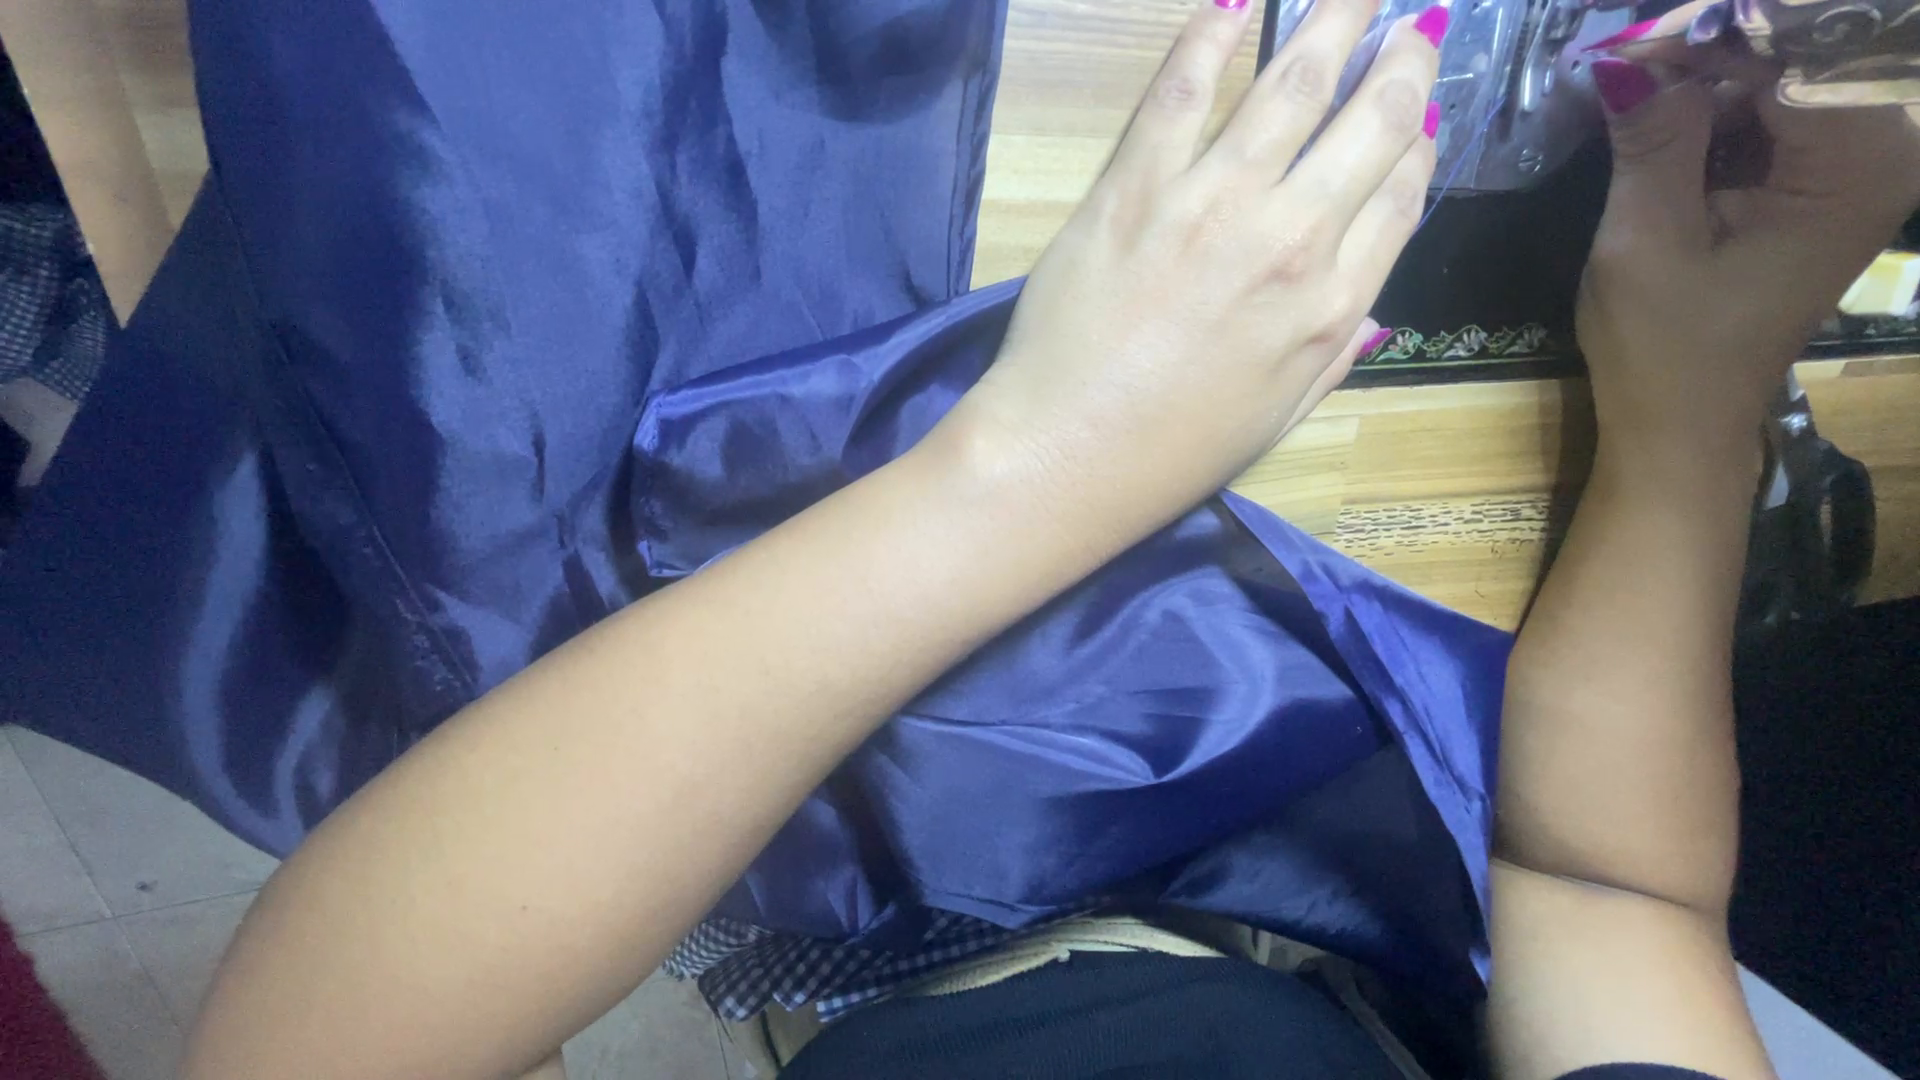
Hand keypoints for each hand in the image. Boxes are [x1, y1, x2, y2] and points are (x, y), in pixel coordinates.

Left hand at [946, 0, 1439, 537]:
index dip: (1415, 144)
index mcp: (1332, 306)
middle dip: (1400, 61)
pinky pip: (1183, 92)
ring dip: (1330, 23)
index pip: (1400, 196)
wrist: (1066, 455)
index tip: (1414, 115)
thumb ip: (1332, 359)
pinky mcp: (1135, 189)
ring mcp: (1212, 206)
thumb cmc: (1169, 455)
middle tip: (1406, 24)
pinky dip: (1211, 37)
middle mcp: (1292, 240)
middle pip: (1369, 124)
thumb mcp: (1274, 422)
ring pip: (1293, 87)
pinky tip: (1234, 3)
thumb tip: (1372, 309)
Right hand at [1577, 51, 1919, 467]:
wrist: (1682, 416)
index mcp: (1861, 162)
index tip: (1628, 40)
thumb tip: (1624, 58)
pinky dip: (1720, 98)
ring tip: (1634, 76)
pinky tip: (1664, 109)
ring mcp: (1858, 161)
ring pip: (1797, 68)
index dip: (1719, 29)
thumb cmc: (1662, 345)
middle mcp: (1887, 144)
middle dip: (1719, 39)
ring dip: (1715, 65)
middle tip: (1623, 54)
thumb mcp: (1642, 241)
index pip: (1810, 43)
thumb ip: (1650, 142)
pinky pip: (1780, 106)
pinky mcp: (1821, 177)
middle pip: (1817, 45)